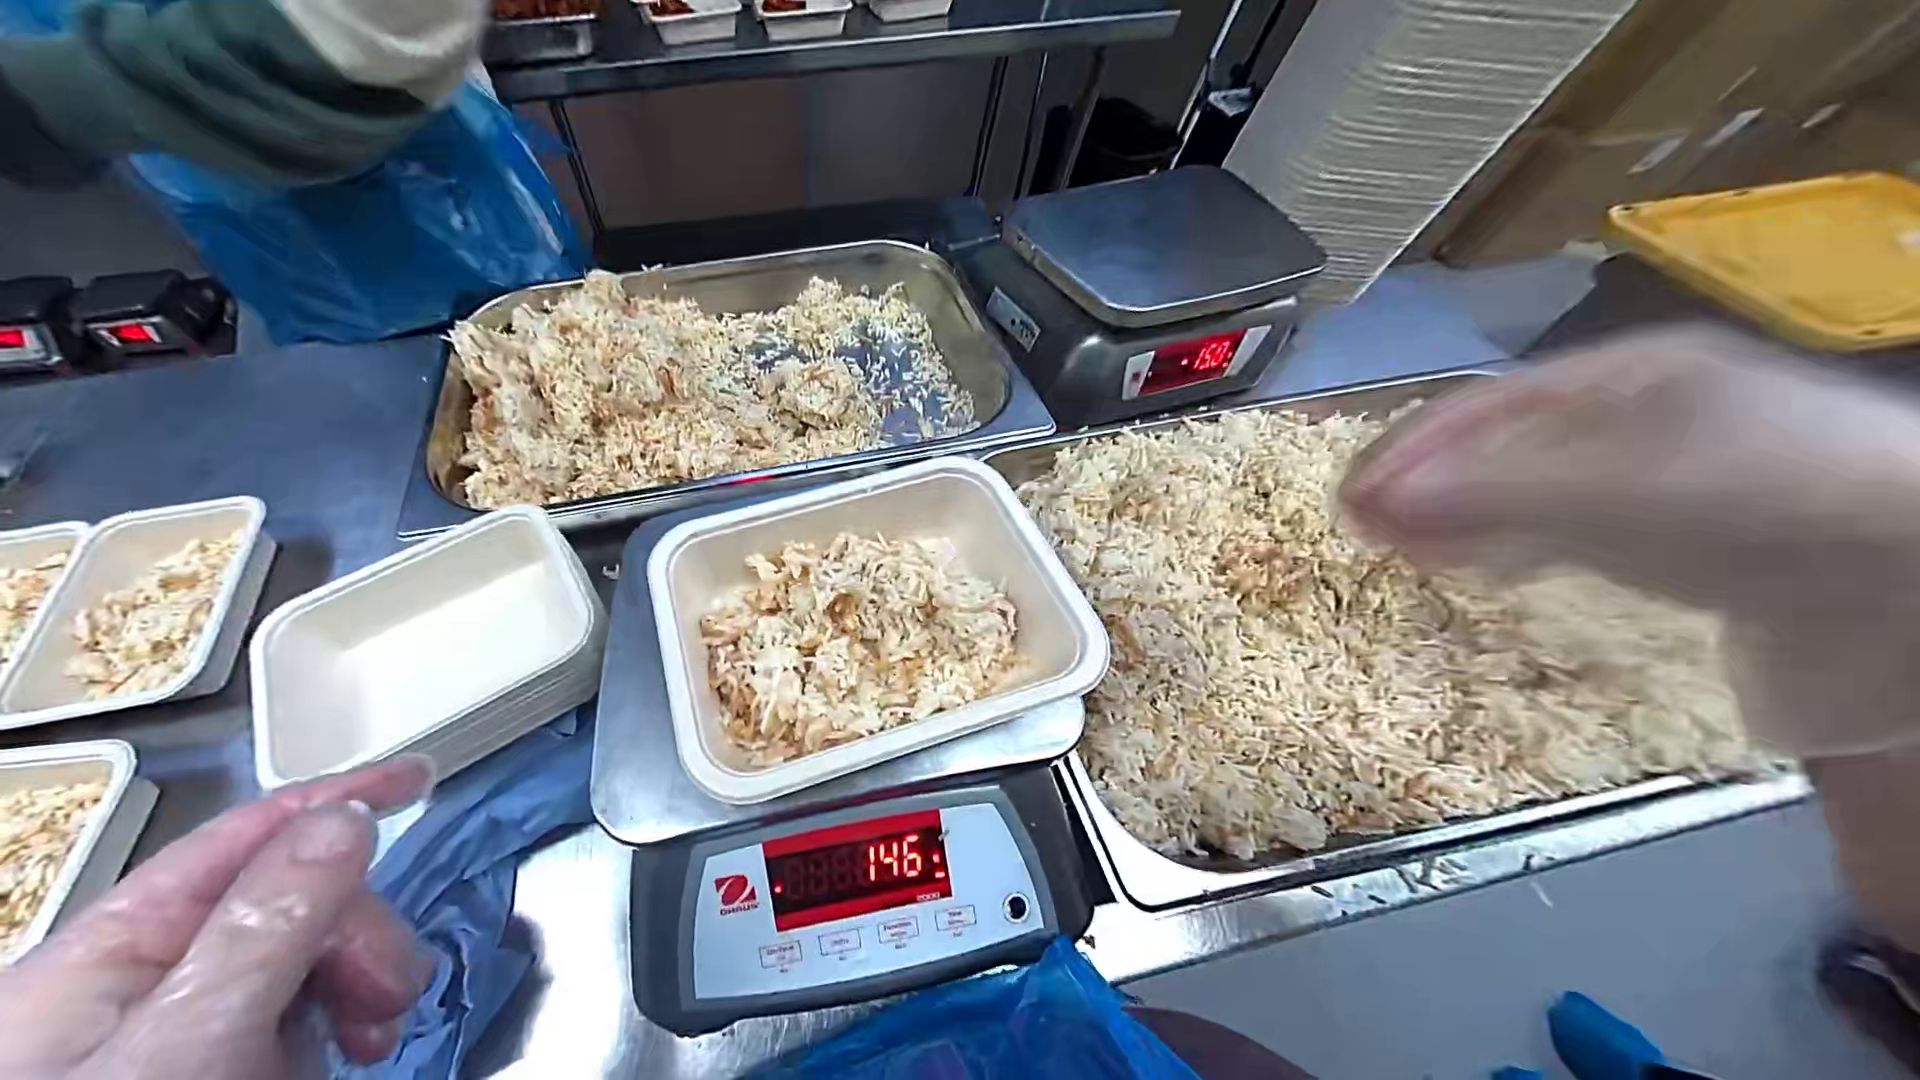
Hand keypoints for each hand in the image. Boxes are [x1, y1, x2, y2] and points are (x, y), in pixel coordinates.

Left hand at [0, 757, 435, 1079]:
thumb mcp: (195, 1043)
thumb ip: (269, 921)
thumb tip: (347, 815)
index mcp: (107, 956)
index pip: (246, 835)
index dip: (340, 794)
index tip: (422, 776)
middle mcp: (144, 978)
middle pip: (298, 897)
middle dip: (365, 933)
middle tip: (391, 994)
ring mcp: (186, 1021)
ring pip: (316, 946)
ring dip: (367, 975)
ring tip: (376, 1032)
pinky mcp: (223, 1055)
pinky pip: (310, 997)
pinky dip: (348, 1011)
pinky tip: (354, 1044)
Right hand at [1341, 329, 1919, 758]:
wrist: (1912, 585)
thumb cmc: (1771, 507)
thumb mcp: (1627, 490)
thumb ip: (1497, 494)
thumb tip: (1374, 501)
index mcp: (1614, 380)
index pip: (1474, 409)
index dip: (1403, 451)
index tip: (1349, 499)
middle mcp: (1614, 417)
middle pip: (1481, 447)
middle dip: (1414, 486)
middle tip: (1358, 527)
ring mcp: (1629, 471)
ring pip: (1503, 489)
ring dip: (1446, 518)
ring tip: (1400, 549)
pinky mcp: (1643, 526)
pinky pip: (1542, 526)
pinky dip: (1497, 545)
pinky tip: (1478, 566)